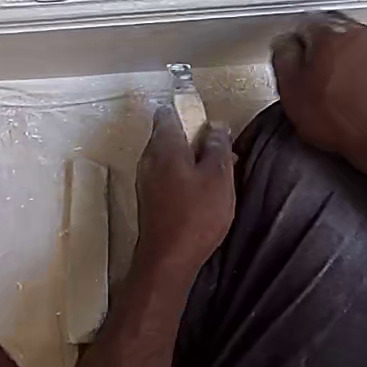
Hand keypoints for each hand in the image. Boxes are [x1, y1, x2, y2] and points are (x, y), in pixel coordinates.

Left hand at [133, 105, 235, 283]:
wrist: (168, 256)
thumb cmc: (196, 214)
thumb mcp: (218, 177)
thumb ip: (217, 146)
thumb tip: (216, 124)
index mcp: (163, 145)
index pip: (168, 112)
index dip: (188, 109)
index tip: (209, 119)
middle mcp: (148, 156)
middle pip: (169, 134)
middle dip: (194, 137)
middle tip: (222, 149)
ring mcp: (145, 177)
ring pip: (169, 156)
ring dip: (191, 158)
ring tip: (219, 172)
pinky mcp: (148, 195)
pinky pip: (166, 173)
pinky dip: (184, 174)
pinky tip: (202, 190)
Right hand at [270, 13, 366, 188]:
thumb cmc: (343, 119)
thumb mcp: (291, 89)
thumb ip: (283, 58)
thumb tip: (285, 46)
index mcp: (331, 34)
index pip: (304, 27)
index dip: (292, 46)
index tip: (289, 59)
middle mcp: (362, 36)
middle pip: (333, 36)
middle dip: (321, 53)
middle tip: (310, 76)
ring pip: (357, 51)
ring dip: (345, 65)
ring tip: (334, 93)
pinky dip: (366, 78)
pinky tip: (357, 100)